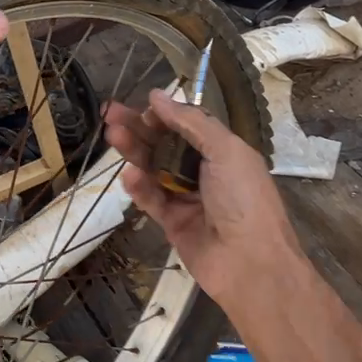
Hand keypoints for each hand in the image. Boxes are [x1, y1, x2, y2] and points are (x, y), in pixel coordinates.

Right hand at [102, 91, 304, 306]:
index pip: (185, 125)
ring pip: (152, 166)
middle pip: (163, 142)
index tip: (140, 106)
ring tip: (113, 136)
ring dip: (133, 150)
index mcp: (222, 152)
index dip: (162, 114)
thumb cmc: (244, 201)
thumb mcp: (226, 152)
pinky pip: (149, 197)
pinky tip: (129, 175)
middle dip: (137, 127)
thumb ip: (190, 122)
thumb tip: (157, 95)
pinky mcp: (170, 220)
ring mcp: (185, 196)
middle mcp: (203, 171)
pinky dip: (138, 185)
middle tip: (110, 113)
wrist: (252, 266)